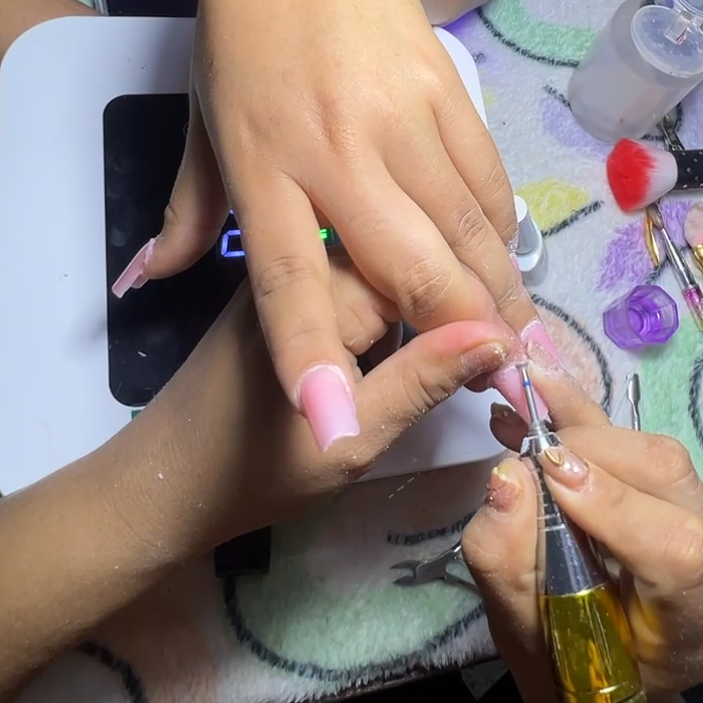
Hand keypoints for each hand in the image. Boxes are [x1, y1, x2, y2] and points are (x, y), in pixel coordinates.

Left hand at [91, 273, 511, 556]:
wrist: (164, 474)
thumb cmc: (249, 471)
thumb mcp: (344, 444)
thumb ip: (419, 384)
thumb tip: (498, 342)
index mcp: (318, 286)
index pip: (427, 275)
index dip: (488, 309)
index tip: (535, 352)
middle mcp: (316, 247)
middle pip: (424, 240)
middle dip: (487, 285)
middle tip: (538, 336)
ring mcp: (311, 245)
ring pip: (410, 228)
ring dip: (468, 263)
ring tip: (518, 307)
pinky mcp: (310, 258)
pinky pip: (389, 236)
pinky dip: (437, 254)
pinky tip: (470, 278)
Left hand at [133, 0, 536, 448]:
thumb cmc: (242, 35)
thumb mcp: (201, 119)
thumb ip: (182, 211)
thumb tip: (139, 280)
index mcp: (260, 168)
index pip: (286, 282)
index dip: (311, 359)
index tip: (334, 427)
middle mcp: (333, 153)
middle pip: (407, 267)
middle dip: (457, 335)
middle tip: (495, 381)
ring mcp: (398, 120)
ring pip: (463, 230)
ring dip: (496, 291)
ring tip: (518, 335)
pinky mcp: (447, 92)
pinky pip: (486, 180)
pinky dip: (500, 229)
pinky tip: (506, 257)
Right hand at [463, 371, 702, 702]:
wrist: (601, 672)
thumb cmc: (563, 665)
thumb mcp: (522, 632)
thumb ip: (509, 561)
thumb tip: (507, 475)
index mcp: (689, 629)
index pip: (678, 552)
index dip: (613, 503)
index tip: (545, 473)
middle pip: (671, 478)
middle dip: (589, 452)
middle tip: (525, 454)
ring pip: (657, 451)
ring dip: (584, 431)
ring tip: (526, 429)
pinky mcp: (675, 491)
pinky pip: (635, 439)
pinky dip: (583, 413)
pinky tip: (543, 386)